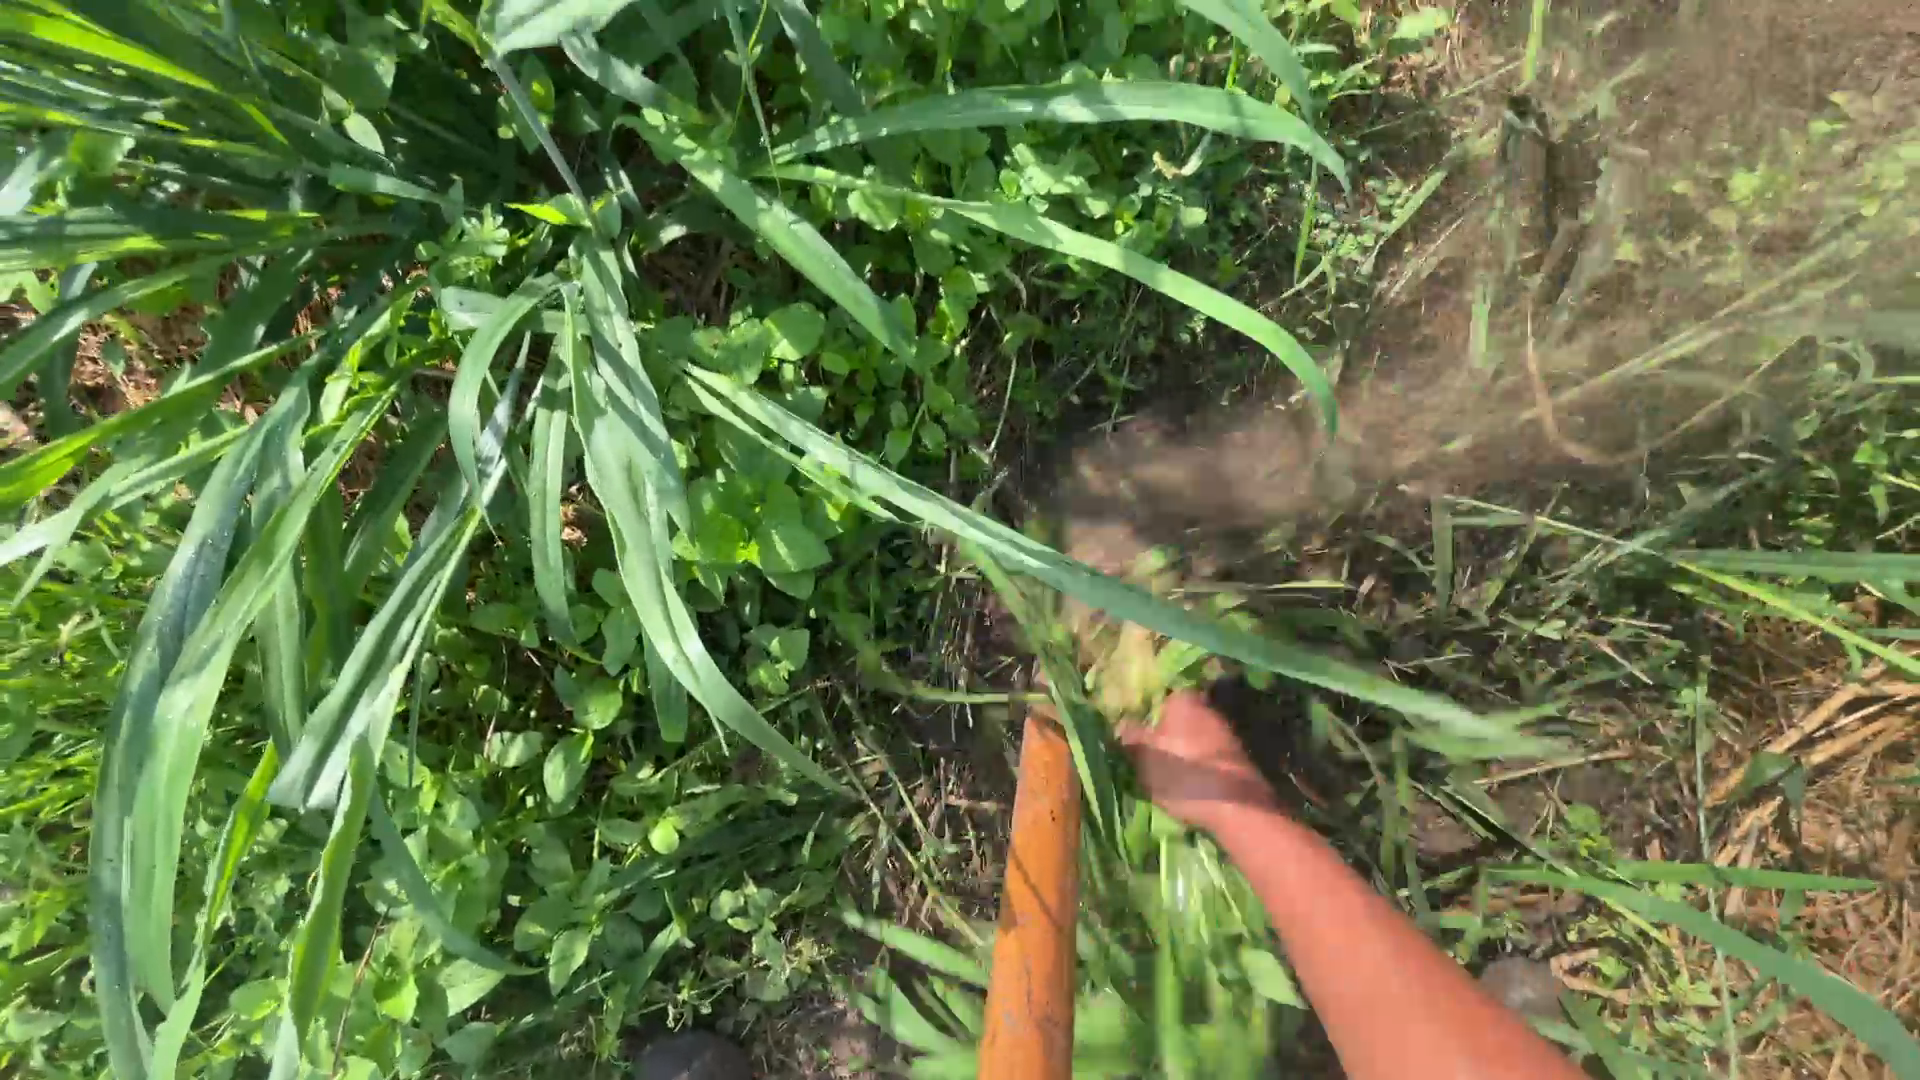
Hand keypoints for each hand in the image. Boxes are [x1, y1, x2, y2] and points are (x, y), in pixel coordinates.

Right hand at [1118, 690, 1279, 833]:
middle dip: (1163, 729)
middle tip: (1145, 747)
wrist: (1236, 809)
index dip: (1144, 709)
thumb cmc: (1182, 774)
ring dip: (1181, 747)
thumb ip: (1129, 735)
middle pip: (1176, 715)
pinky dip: (1197, 762)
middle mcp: (1206, 708)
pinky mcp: (1236, 757)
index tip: (1133, 724)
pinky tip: (1186, 779)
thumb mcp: (1143, 756)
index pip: (1157, 694)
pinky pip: (1207, 753)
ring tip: (1164, 768)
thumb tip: (1120, 724)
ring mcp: (1225, 732)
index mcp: (1182, 699)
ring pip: (1193, 734)